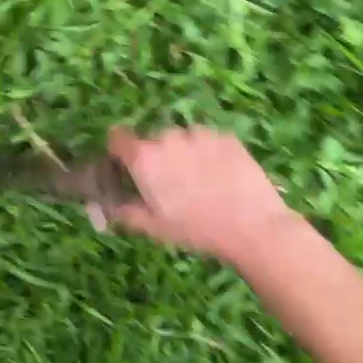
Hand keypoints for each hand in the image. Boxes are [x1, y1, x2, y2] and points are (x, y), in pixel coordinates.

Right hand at [107, 126, 296, 263]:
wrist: (254, 226)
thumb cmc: (197, 229)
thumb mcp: (154, 228)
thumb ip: (126, 213)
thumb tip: (109, 207)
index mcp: (144, 157)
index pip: (117, 138)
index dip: (119, 153)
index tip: (127, 170)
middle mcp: (167, 137)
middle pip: (151, 140)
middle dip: (155, 158)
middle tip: (169, 185)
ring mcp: (199, 134)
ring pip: (181, 140)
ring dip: (182, 154)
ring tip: (199, 182)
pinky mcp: (226, 136)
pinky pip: (207, 141)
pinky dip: (208, 153)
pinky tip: (221, 177)